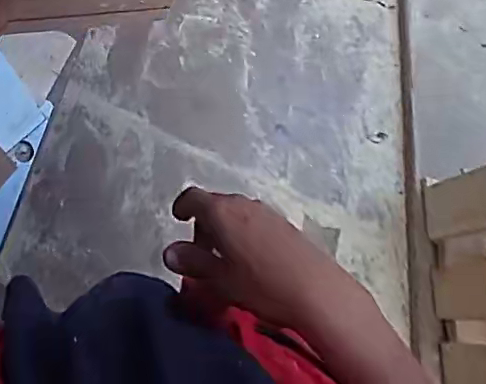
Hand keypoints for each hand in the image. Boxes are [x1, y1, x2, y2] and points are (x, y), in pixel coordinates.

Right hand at [162, 187, 368, 334]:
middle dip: (203, 225)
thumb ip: (193, 262)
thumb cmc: (262, 285)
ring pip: (234, 212)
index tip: (178, 218)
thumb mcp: (221, 279)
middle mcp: (240, 203)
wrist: (316, 289)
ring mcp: (263, 210)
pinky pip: (252, 219)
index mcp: (220, 211)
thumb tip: (169, 251)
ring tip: (227, 259)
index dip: (182, 206)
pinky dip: (243, 231)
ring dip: (224, 229)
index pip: (193, 197)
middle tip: (202, 254)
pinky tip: (251, 259)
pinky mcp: (282, 221)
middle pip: (213, 204)